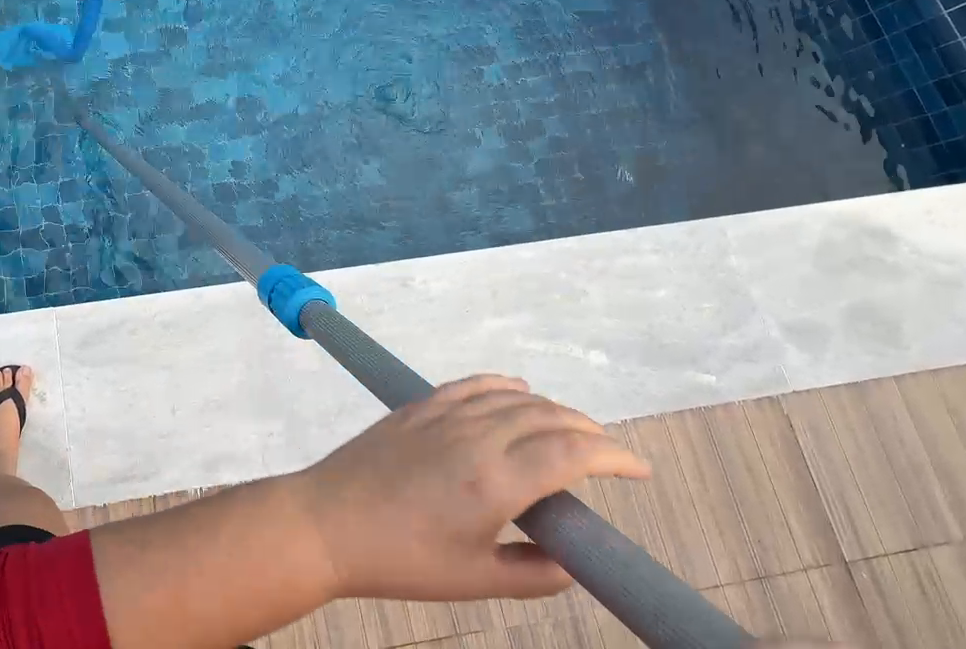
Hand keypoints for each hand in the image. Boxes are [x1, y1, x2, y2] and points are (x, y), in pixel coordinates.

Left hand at [290, 374, 650, 601]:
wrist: (326, 522)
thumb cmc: (400, 559)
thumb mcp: (474, 580)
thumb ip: (532, 573)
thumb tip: (569, 564)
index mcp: (495, 481)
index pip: (572, 453)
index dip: (614, 456)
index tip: (639, 468)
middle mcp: (474, 437)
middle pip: (549, 417)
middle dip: (589, 431)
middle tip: (609, 454)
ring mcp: (442, 415)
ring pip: (512, 398)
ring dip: (551, 408)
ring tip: (571, 429)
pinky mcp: (416, 407)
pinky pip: (470, 385)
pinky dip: (503, 385)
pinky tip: (516, 392)